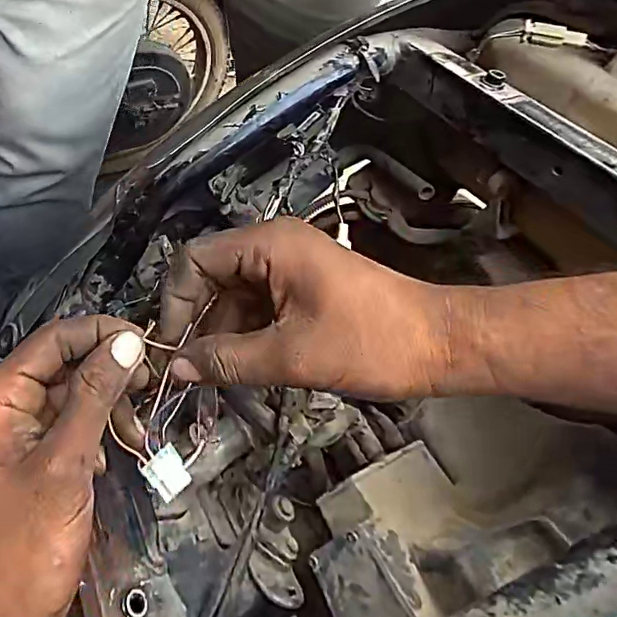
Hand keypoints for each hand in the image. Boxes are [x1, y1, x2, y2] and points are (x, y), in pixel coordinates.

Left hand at [0, 317, 148, 616]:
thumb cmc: (15, 557)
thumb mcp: (65, 464)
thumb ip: (94, 396)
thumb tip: (121, 345)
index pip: (52, 338)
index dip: (98, 333)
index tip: (138, 340)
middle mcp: (2, 407)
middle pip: (63, 363)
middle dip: (108, 371)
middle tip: (145, 379)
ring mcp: (16, 432)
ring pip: (71, 393)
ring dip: (107, 404)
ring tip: (133, 426)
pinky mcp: (31, 456)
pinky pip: (69, 423)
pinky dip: (97, 429)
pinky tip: (112, 447)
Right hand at [158, 218, 457, 399]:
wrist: (444, 344)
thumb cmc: (372, 342)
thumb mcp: (293, 356)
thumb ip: (228, 361)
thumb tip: (177, 368)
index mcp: (267, 244)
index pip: (195, 259)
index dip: (176, 300)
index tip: (172, 344)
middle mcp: (270, 244)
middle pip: (210, 274)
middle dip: (197, 319)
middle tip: (188, 364)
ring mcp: (285, 263)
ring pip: (231, 292)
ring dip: (220, 330)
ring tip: (213, 372)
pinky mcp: (298, 283)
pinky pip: (255, 302)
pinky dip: (244, 331)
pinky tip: (240, 363)